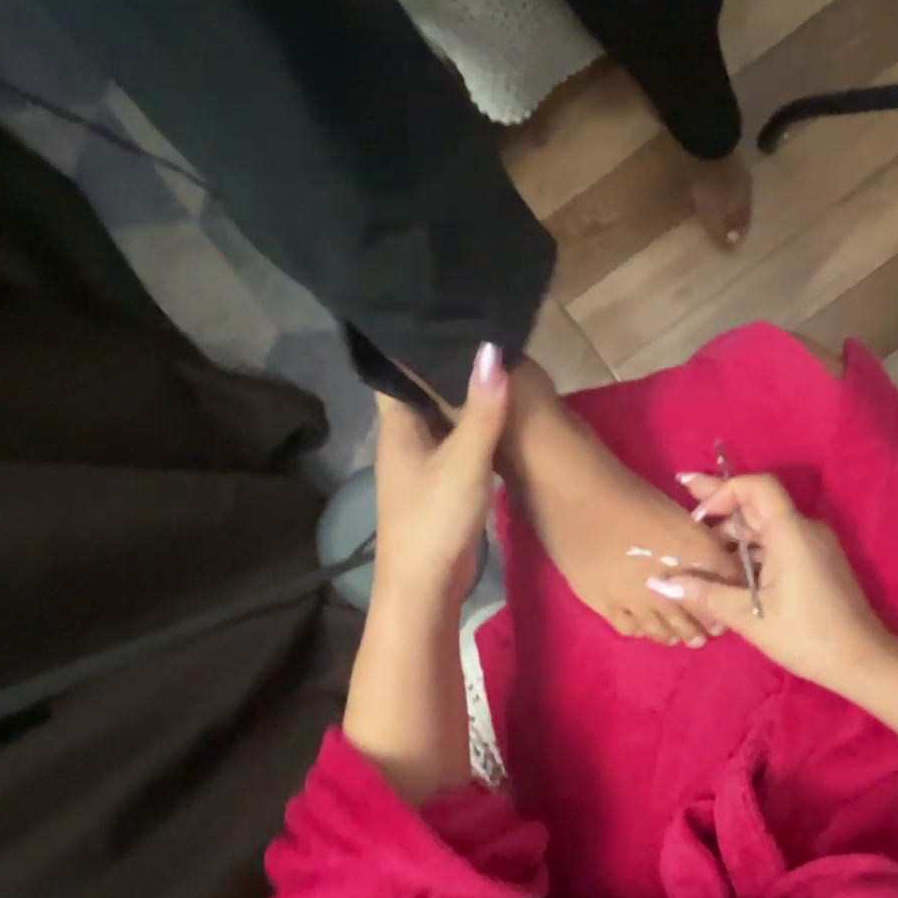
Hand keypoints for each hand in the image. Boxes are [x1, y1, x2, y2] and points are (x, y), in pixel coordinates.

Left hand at [371, 342, 506, 609]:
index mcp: (398, 425)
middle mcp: (405, 438)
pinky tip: (499, 417)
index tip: (445, 312)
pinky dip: (474, 427)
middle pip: (423, 391)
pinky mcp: (441, 483)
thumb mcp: (465, 461)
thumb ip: (483, 410)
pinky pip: (458, 443)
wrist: (425, 586)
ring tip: (497, 364)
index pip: (397, 369)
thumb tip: (491, 348)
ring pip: (443, 419)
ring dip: (464, 398)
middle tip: (484, 329)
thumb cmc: (435, 519)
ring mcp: (423, 463)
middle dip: (448, 365)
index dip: (415, 341)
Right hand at [647, 473, 897, 692]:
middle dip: (721, 509)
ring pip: (768, 528)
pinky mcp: (817, 564)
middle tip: (683, 512)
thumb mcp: (749, 616)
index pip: (756, 486)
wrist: (862, 661)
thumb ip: (705, 593)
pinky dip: (753, 552)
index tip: (698, 515)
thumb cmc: (806, 634)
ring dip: (735, 536)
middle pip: (759, 505)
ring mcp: (814, 547)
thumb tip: (660, 583)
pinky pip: (779, 545)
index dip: (724, 491)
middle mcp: (805, 530)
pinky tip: (729, 571)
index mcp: (791, 532)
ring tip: (699, 551)